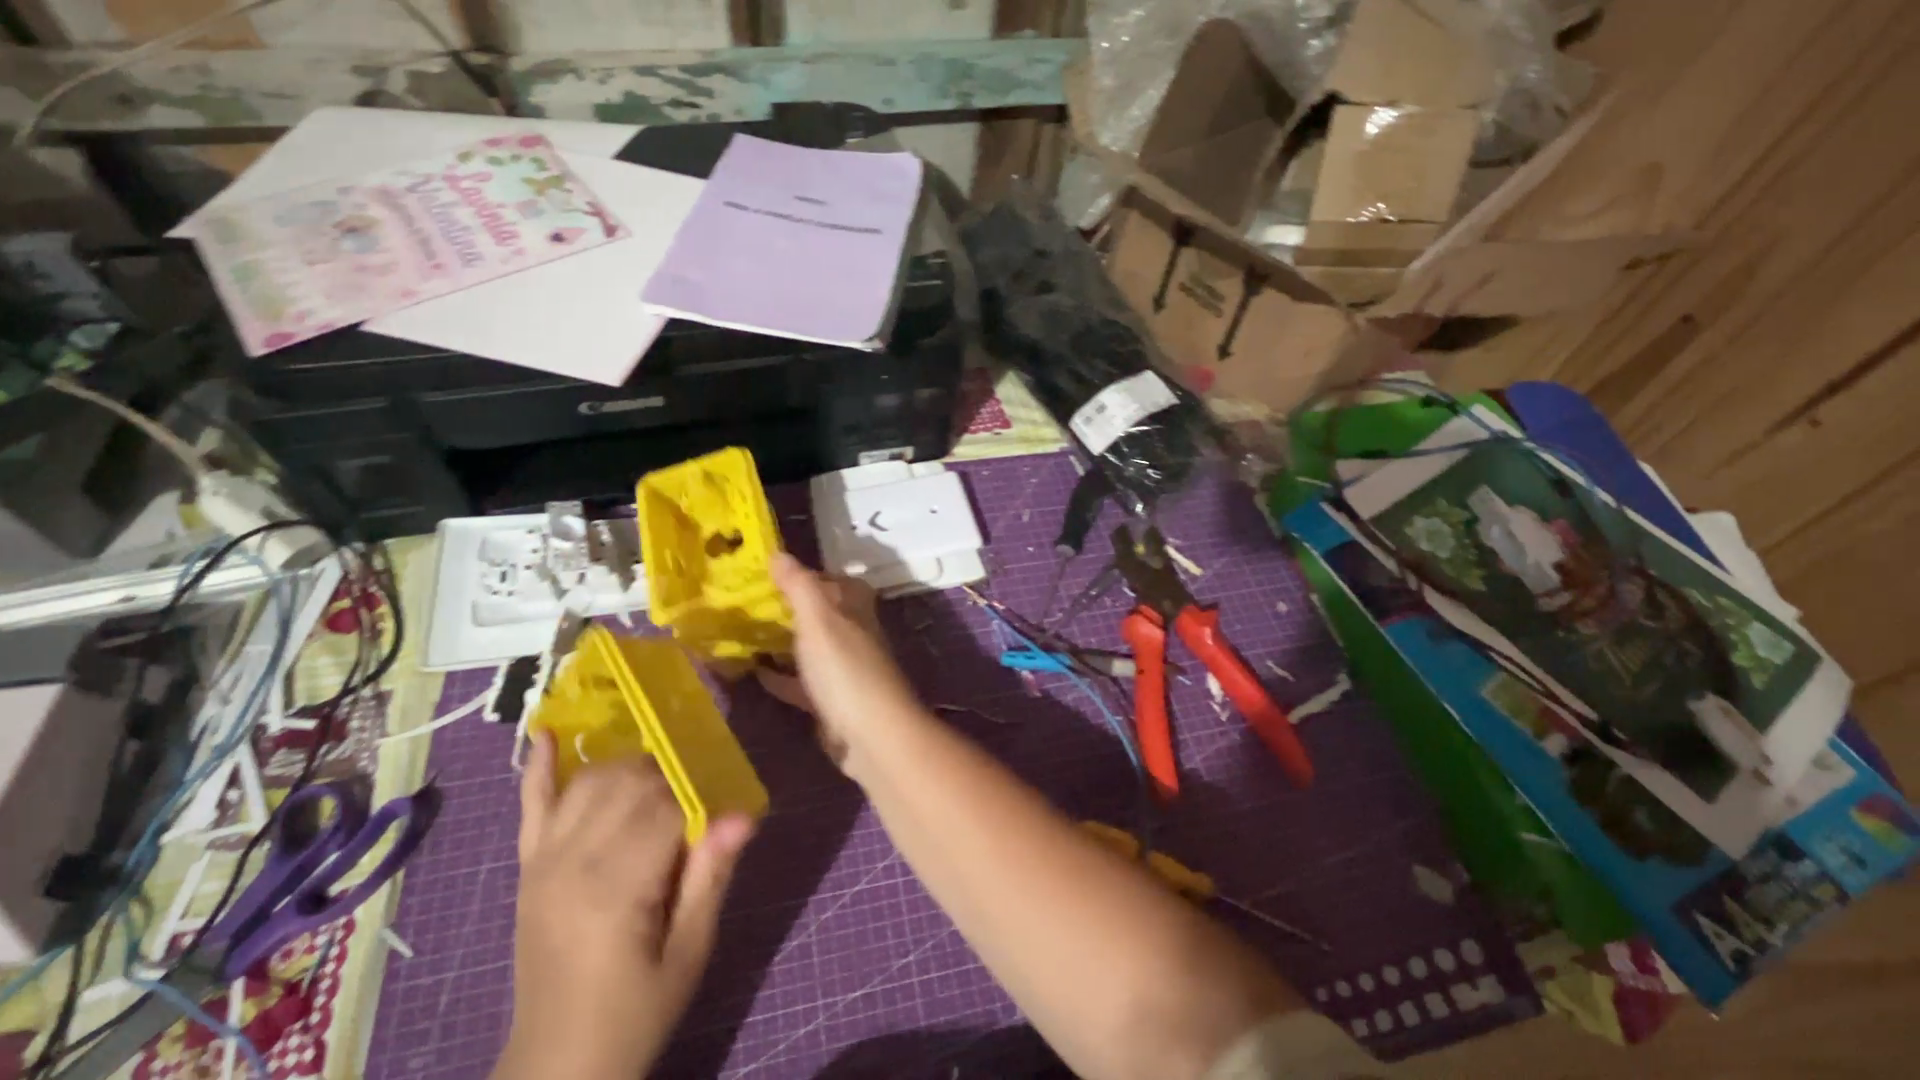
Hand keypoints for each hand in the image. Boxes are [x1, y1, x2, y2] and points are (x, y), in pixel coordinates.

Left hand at [495, 735, 754, 1079]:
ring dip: (627, 766)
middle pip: (627, 783)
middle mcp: (571, 861)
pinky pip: (531, 805)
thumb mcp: (689, 953)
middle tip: (698, 791)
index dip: (699, 795)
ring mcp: (542, 860)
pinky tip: (548, 732)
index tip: (725, 801)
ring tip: (660, 774)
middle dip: (669, 775)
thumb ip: (710, 878)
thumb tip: (742, 813)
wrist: (559, 1060)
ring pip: (588, 782)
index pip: (664, 807)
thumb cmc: (637, 1010)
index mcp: (615, 888)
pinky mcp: (527, 867)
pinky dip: (537, 766)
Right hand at [758, 553, 921, 777]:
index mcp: (856, 611)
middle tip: (749, 603)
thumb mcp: (819, 621)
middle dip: (791, 610)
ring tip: (744, 634)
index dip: (811, 575)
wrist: (871, 738)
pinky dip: (782, 678)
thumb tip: (779, 553)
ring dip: (785, 643)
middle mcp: (855, 638)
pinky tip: (755, 674)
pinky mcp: (833, 705)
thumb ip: (800, 587)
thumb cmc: (845, 671)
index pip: (838, 583)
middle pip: (823, 617)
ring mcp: (845, 673)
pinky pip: (803, 685)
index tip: (773, 573)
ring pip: (812, 650)